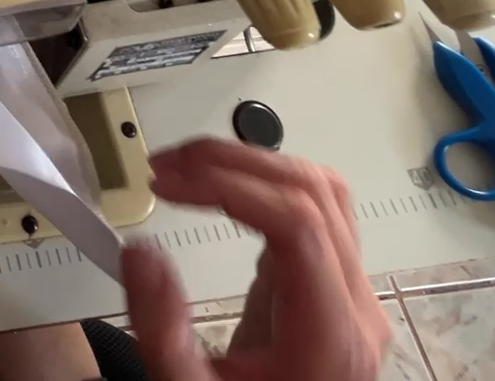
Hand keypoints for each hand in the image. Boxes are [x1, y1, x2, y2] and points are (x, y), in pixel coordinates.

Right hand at [122, 139, 390, 380]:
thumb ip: (160, 327)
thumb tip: (139, 249)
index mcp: (330, 334)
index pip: (296, 224)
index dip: (225, 186)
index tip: (163, 183)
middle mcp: (355, 304)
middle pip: (311, 193)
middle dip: (228, 161)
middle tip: (164, 167)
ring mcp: (351, 290)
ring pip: (320, 189)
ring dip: (248, 161)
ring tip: (187, 167)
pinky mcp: (331, 280)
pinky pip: (313, 207)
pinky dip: (262, 179)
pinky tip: (216, 188)